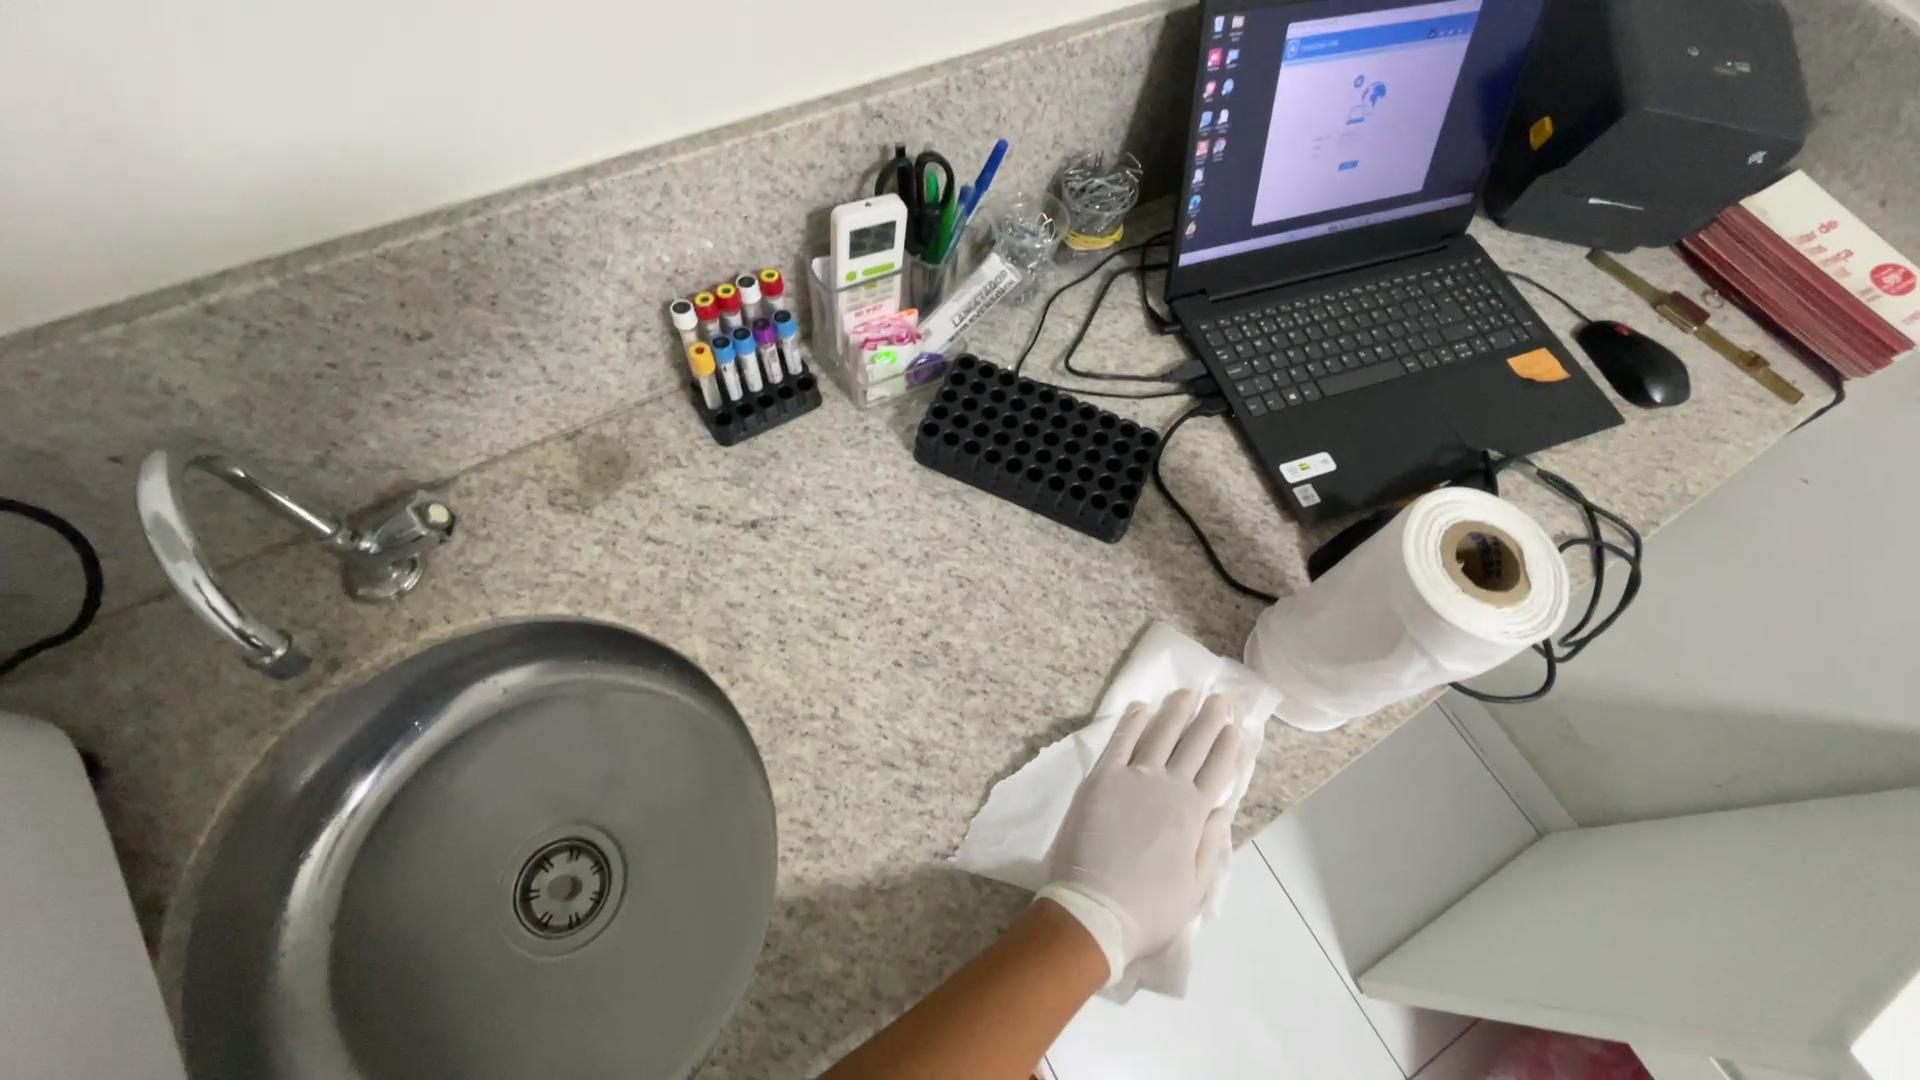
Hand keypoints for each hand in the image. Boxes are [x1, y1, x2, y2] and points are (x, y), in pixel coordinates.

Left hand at [1038, 690, 1244, 983]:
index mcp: (1194, 814)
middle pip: (1193, 744)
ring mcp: (1132, 778)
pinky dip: (1132, 721)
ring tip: (1187, 692)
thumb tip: (1222, 808)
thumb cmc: (1149, 908)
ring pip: (1159, 734)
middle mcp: (1167, 786)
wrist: (1096, 910)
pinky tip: (1142, 706)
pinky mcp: (1101, 778)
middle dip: (1208, 719)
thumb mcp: (1195, 887)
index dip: (1228, 746)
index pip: (1217, 770)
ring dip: (1175, 711)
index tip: (1236, 726)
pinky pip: (1120, 741)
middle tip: (1218, 698)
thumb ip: (1210, 844)